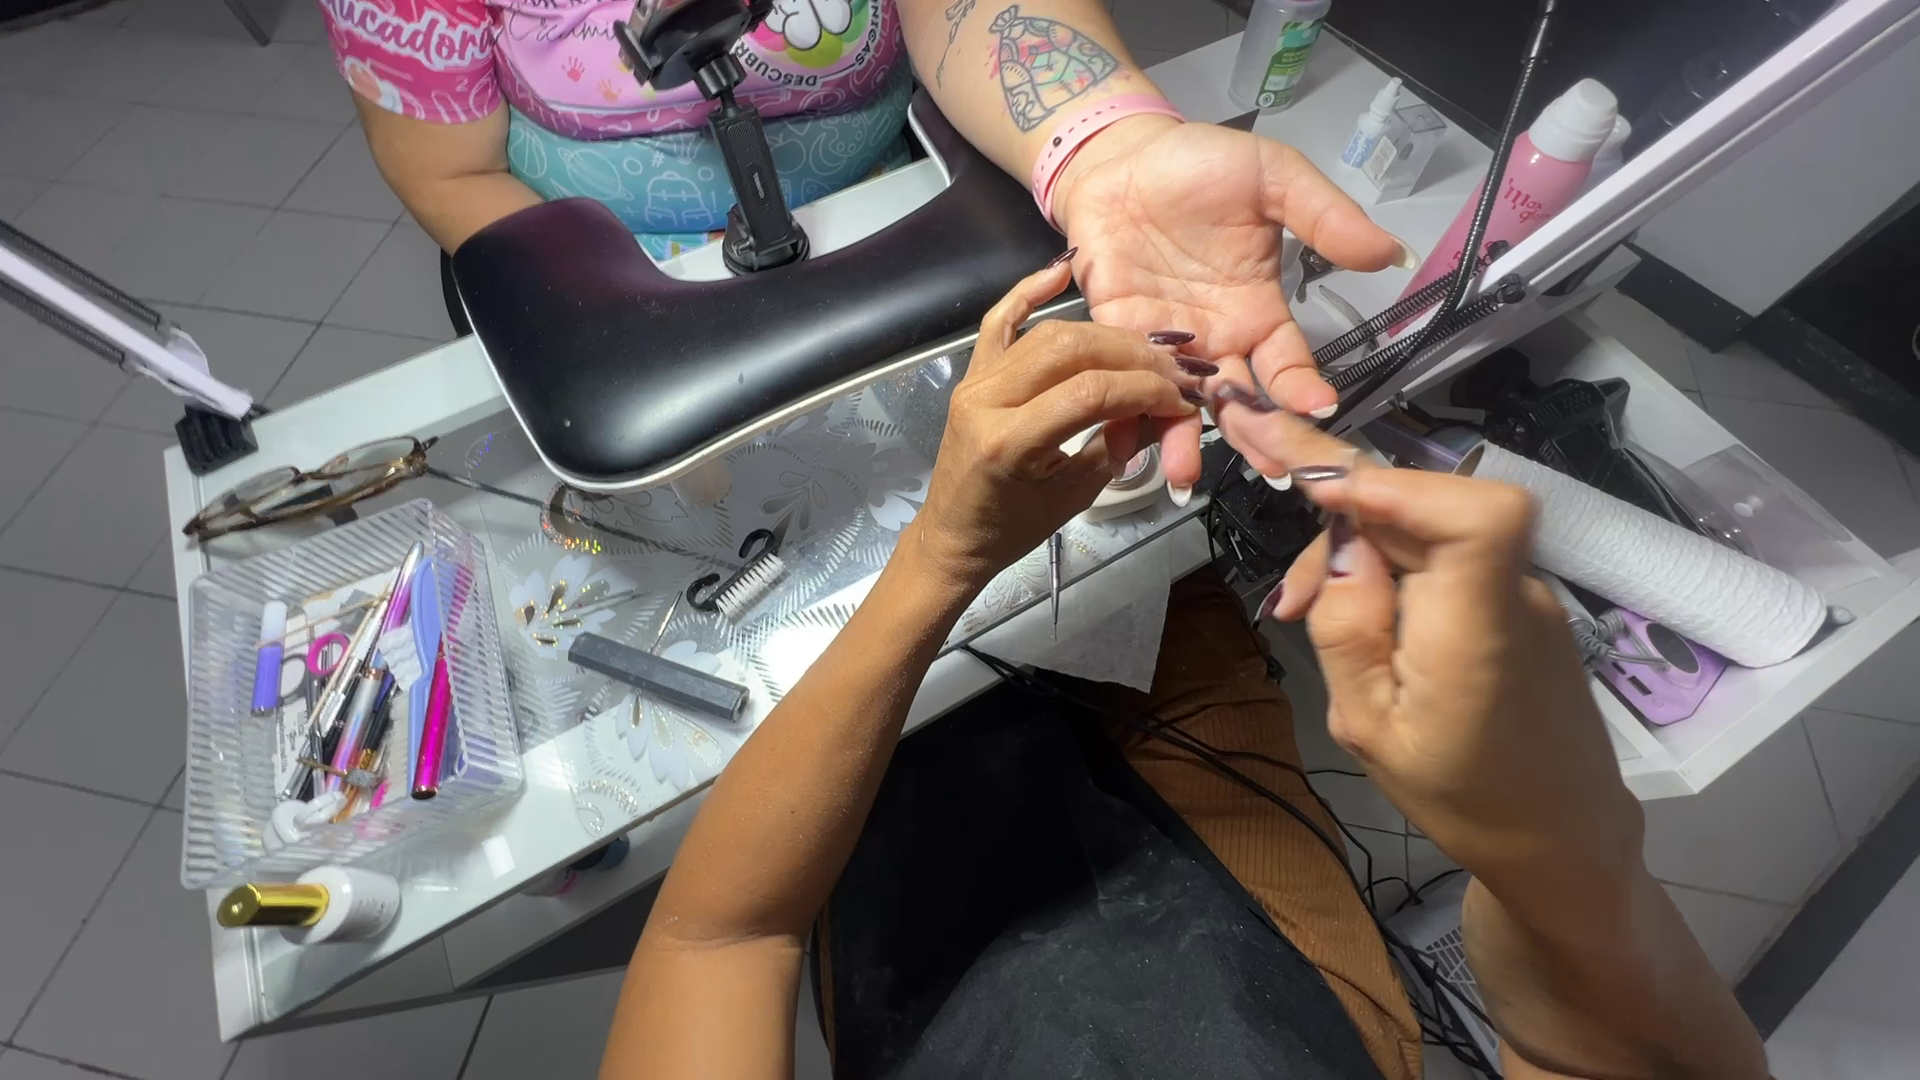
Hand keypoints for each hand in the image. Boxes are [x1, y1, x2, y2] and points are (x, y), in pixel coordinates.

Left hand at [908, 259, 1199, 593]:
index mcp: (1010, 441)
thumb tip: (1164, 409)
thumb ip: (1118, 444)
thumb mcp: (1074, 495)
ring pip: (1048, 334)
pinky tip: (1061, 270)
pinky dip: (1028, 292)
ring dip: (1103, 336)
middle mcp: (987, 400)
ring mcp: (974, 382)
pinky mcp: (970, 375)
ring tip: (1143, 352)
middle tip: (1172, 372)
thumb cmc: (1012, 529)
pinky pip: (999, 322)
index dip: (1145, 390)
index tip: (1181, 399)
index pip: (1092, 392)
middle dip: (1132, 356)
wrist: (954, 535)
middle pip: (1072, 350)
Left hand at [1052, 117, 1412, 496]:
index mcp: (1255, 312)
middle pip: (1235, 401)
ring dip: (1182, 442)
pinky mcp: (1116, 339)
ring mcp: (1164, 346)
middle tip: (1262, 469)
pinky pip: (1123, 384)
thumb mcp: (1273, 178)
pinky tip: (1126, 447)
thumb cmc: (1198, 166)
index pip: (1285, 364)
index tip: (1316, 409)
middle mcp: (1213, 341)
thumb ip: (1324, 217)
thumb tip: (1393, 253)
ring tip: (1185, 478)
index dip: (1301, 387)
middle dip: (1250, 436)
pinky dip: (1123, 415)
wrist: (1122, 161)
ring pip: (1179, 405)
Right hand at [1208, 398, 1642, 912]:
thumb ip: (1348, 629)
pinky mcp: (1504, 596)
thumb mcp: (1368, 725)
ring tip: (1296, 600)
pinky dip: (1377, 556)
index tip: (1318, 484)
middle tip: (1255, 447)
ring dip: (1348, 536)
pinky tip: (1339, 600)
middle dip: (1337, 486)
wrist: (1557, 835)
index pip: (1477, 519)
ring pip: (1421, 521)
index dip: (1395, 485)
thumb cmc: (1459, 794)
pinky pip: (1433, 550)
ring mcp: (1515, 589)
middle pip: (1428, 501)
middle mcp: (1509, 593)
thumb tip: (1341, 544)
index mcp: (1477, 635)